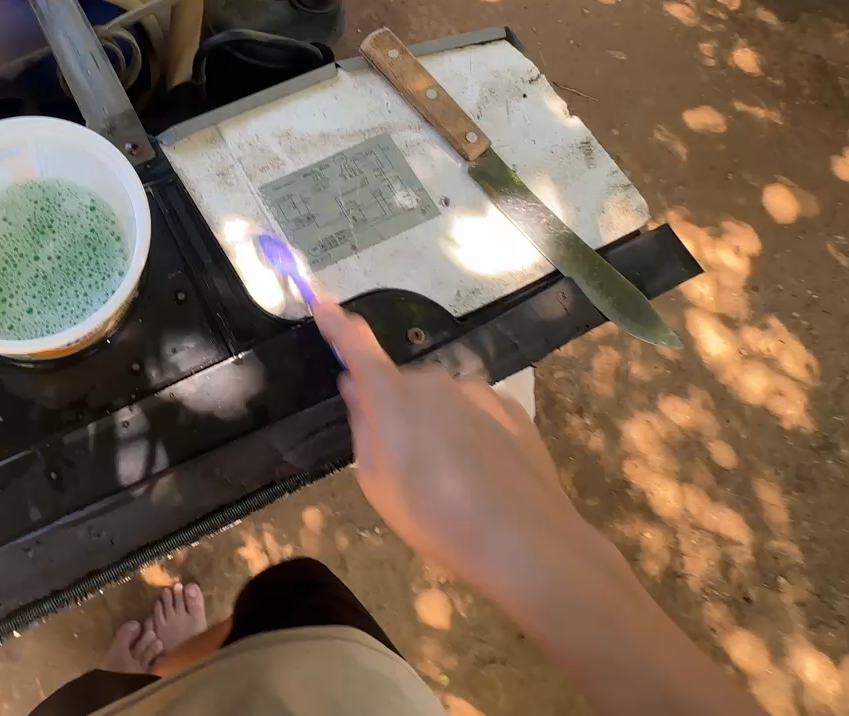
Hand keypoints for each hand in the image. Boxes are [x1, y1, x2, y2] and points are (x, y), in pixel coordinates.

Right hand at [316, 304, 603, 601]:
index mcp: (392, 395)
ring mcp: (477, 390)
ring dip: (437, 423)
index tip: (324, 304)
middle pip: (403, 384)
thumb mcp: (377, 482)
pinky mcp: (511, 408)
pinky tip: (485, 475)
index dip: (338, 325)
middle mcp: (433, 379)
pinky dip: (472, 433)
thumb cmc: (434, 517)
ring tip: (453, 478)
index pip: (357, 346)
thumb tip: (356, 388)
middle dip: (398, 410)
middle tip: (407, 463)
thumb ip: (363, 427)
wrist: (525, 542)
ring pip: (442, 399)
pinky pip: (476, 412)